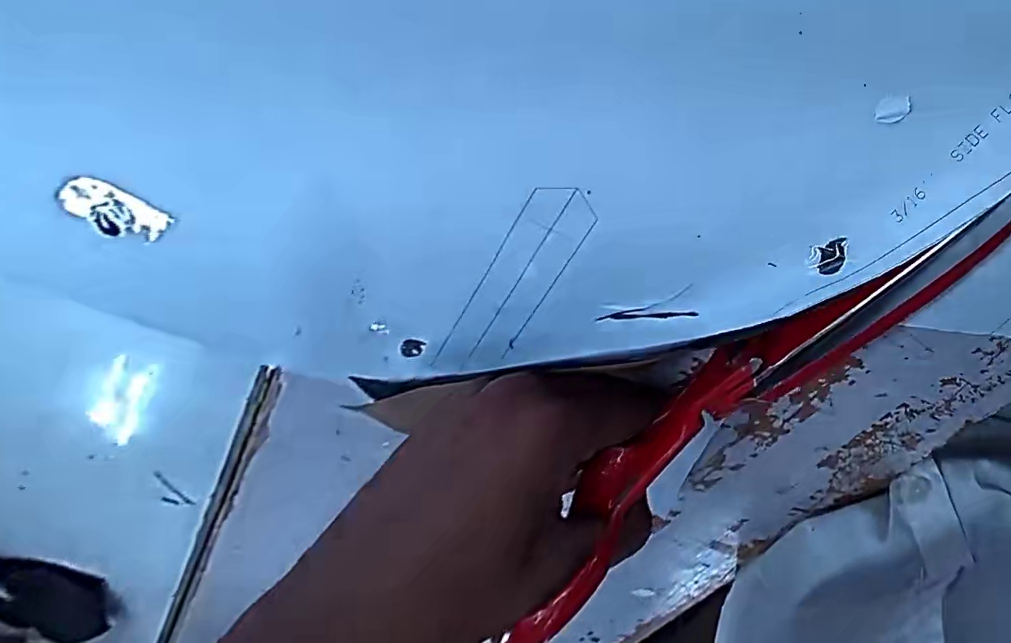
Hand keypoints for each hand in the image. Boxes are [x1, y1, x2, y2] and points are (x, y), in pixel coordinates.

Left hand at [223, 373, 659, 642]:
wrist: (340, 618)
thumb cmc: (455, 592)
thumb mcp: (552, 567)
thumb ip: (611, 527)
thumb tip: (636, 511)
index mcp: (551, 420)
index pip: (631, 403)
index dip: (659, 420)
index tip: (670, 438)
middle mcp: (518, 391)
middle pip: (594, 393)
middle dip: (617, 427)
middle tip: (621, 474)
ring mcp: (478, 396)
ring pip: (554, 397)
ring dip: (576, 427)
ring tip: (569, 481)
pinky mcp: (449, 413)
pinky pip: (514, 406)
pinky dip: (536, 428)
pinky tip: (521, 478)